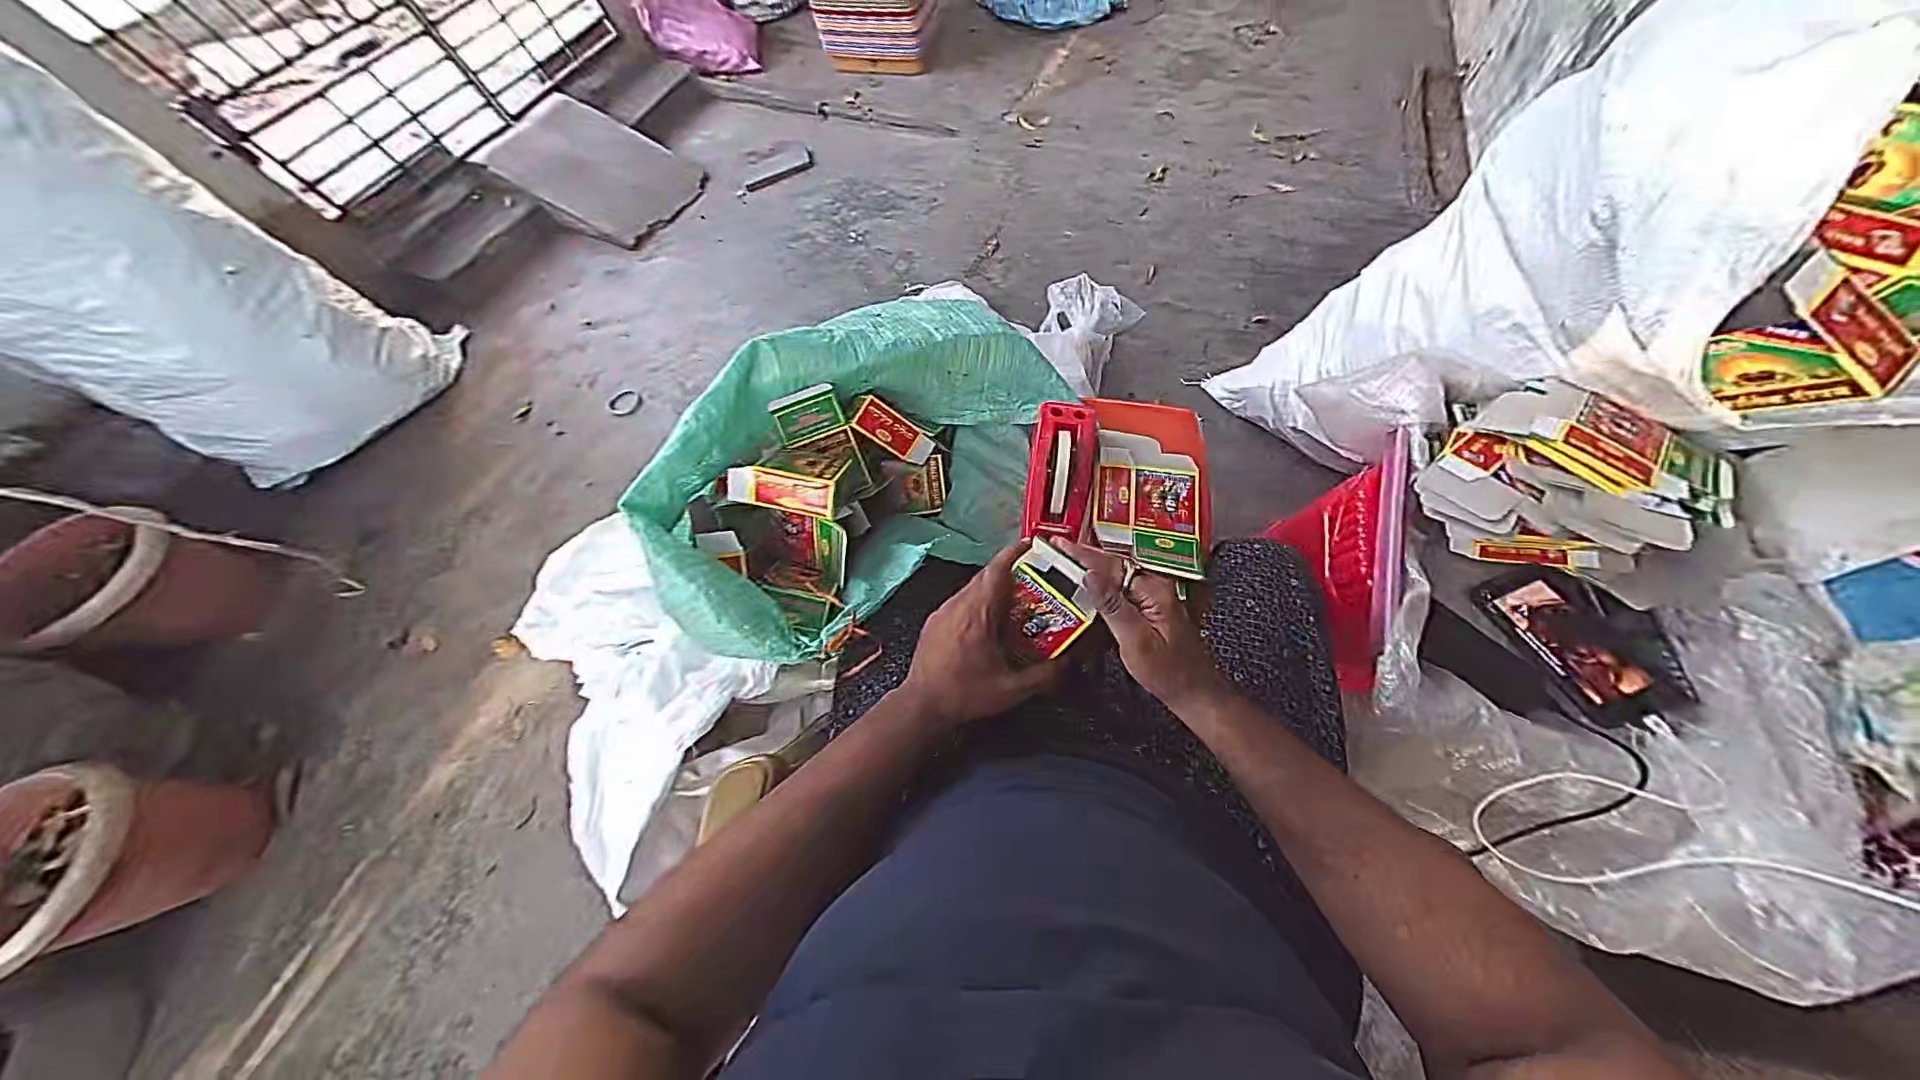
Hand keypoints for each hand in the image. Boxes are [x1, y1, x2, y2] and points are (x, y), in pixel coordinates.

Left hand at [894, 541, 1061, 728]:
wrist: (922, 706)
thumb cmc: (962, 694)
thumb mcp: (1012, 690)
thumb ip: (1045, 675)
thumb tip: (1068, 664)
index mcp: (976, 614)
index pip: (997, 571)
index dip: (1015, 554)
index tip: (1031, 546)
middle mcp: (957, 606)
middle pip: (986, 577)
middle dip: (1011, 573)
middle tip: (1034, 579)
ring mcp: (943, 612)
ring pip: (972, 589)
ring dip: (994, 590)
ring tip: (1016, 602)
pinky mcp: (935, 622)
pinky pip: (961, 602)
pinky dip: (979, 603)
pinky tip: (990, 623)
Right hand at [1063, 541, 1228, 711]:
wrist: (1194, 691)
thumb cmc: (1170, 672)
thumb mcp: (1135, 640)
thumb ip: (1111, 606)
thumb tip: (1090, 578)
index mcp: (1154, 591)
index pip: (1110, 565)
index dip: (1081, 554)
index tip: (1061, 546)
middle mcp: (1157, 588)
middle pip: (1114, 564)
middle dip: (1084, 554)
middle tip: (1058, 547)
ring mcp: (1155, 597)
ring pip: (1117, 575)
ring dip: (1092, 566)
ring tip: (1067, 559)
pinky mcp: (1151, 607)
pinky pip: (1122, 588)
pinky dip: (1102, 583)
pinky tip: (1090, 582)